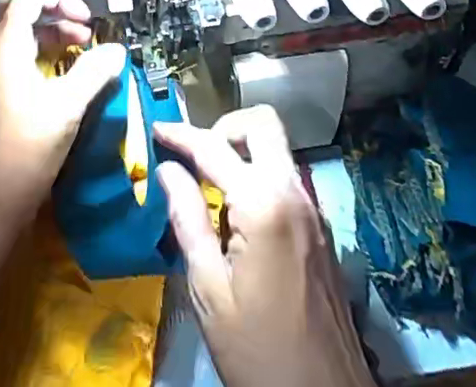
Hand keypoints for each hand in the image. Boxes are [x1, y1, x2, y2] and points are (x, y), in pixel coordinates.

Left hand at [0, 0, 127, 220]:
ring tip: (83, 54)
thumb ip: (94, 72)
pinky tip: (67, 78)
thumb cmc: (25, 149)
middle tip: (85, 34)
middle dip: (57, 13)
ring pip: (22, 34)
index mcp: (8, 44)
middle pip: (23, 9)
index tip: (89, 23)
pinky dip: (45, 56)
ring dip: (53, 34)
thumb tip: (118, 49)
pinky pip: (21, 57)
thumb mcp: (67, 107)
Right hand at [155, 108, 376, 386]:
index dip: (181, 134)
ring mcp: (313, 208)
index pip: (215, 148)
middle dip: (223, 127)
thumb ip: (187, 219)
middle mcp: (294, 192)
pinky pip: (286, 177)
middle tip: (194, 155)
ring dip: (242, 150)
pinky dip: (259, 174)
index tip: (156, 129)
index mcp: (263, 204)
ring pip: (277, 148)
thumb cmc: (257, 350)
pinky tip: (237, 214)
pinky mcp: (320, 227)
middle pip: (263, 124)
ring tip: (209, 185)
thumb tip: (167, 170)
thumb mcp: (209, 289)